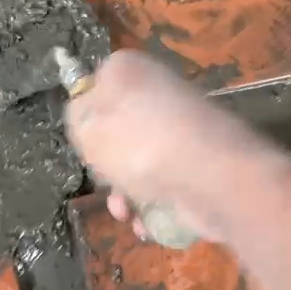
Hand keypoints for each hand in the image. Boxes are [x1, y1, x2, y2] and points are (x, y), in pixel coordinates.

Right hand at [65, 50, 279, 242]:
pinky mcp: (199, 157)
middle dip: (106, 163)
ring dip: (126, 191)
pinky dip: (154, 202)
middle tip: (104, 181)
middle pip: (116, 128)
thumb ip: (75, 116)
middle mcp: (154, 88)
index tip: (86, 143)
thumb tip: (86, 114)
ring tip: (126, 213)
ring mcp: (180, 124)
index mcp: (126, 68)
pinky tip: (148, 222)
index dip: (85, 117)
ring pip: (139, 158)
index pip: (93, 85)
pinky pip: (165, 178)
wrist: (214, 175)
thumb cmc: (140, 143)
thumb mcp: (85, 127)